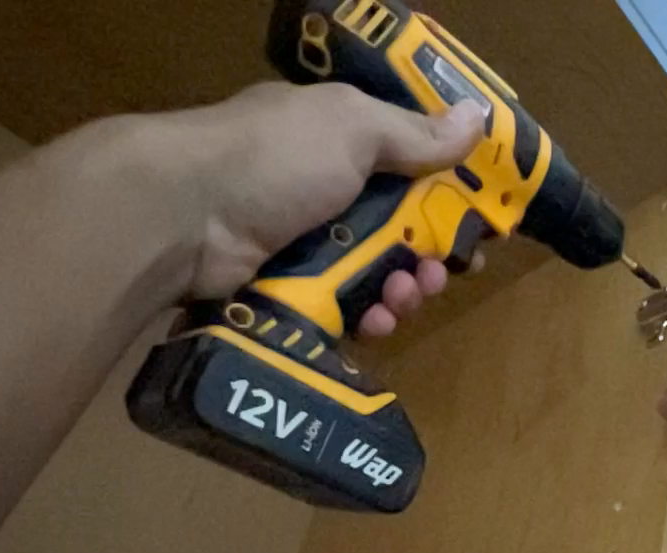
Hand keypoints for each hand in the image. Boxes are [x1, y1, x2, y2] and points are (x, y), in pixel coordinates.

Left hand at [151, 82, 487, 335]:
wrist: (187, 218)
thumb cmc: (274, 159)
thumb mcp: (351, 130)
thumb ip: (417, 134)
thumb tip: (478, 117)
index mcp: (347, 146)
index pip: (417, 175)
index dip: (452, 203)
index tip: (479, 231)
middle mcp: (336, 195)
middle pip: (408, 237)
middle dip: (432, 260)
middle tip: (438, 275)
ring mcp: (318, 246)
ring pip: (386, 279)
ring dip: (406, 294)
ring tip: (401, 298)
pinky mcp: (304, 291)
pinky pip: (356, 310)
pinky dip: (373, 318)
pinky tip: (374, 320)